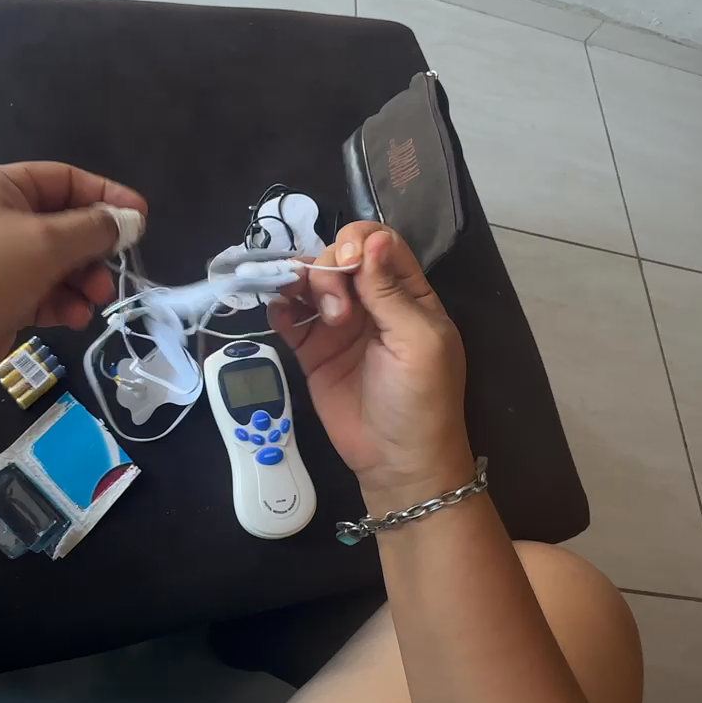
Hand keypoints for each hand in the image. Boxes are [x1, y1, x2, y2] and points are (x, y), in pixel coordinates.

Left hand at [0, 162, 145, 385]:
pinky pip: (45, 291)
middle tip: (119, 265)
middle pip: (66, 222)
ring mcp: (0, 260)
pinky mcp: (1, 297)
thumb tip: (131, 220)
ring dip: (83, 279)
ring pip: (60, 261)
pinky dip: (63, 302)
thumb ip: (95, 229)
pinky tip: (73, 318)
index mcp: (3, 188)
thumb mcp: (46, 243)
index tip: (142, 217)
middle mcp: (1, 218)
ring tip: (96, 298)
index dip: (107, 194)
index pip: (66, 179)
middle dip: (96, 246)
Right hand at [268, 223, 473, 508]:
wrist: (397, 463)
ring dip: (303, 283)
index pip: (379, 244)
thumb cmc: (422, 401)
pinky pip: (289, 314)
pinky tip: (282, 314)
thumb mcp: (418, 342)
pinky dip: (280, 305)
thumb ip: (390, 291)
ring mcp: (338, 323)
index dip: (359, 243)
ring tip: (313, 313)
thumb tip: (373, 239)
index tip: (348, 265)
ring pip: (310, 279)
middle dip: (330, 272)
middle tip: (337, 313)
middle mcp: (370, 301)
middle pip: (338, 257)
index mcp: (406, 294)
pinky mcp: (312, 348)